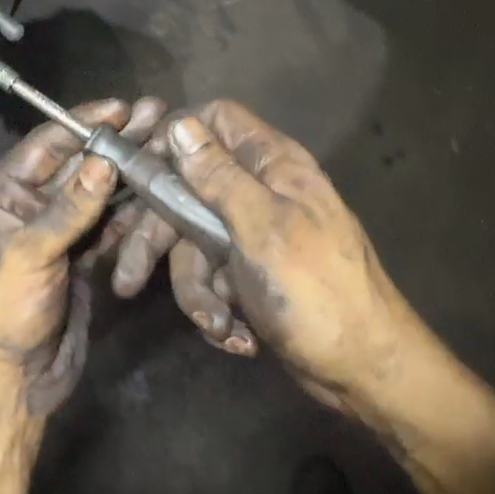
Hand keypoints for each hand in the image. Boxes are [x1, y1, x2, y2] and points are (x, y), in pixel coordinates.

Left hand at [0, 97, 166, 413]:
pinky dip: (127, 212)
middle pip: (75, 166)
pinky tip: (156, 193)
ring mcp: (54, 233)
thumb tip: (105, 160)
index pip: (46, 146)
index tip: (123, 107)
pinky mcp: (77, 259)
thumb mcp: (29, 254)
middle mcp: (26, 206)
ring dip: (126, 175)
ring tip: (164, 149)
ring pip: (94, 195)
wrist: (9, 382)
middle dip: (113, 144)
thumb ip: (70, 208)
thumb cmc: (1, 311)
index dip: (84, 125)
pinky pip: (104, 227)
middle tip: (155, 117)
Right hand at [104, 100, 415, 413]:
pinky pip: (210, 277)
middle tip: (128, 278)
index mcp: (272, 166)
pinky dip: (217, 307)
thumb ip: (219, 176)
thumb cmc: (318, 293)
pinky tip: (236, 335)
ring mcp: (252, 234)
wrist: (366, 372)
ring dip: (196, 289)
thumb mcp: (263, 229)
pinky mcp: (248, 273)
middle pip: (186, 191)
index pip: (215, 120)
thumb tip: (180, 125)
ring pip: (192, 243)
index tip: (134, 167)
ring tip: (218, 324)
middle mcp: (259, 192)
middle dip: (158, 240)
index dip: (173, 135)